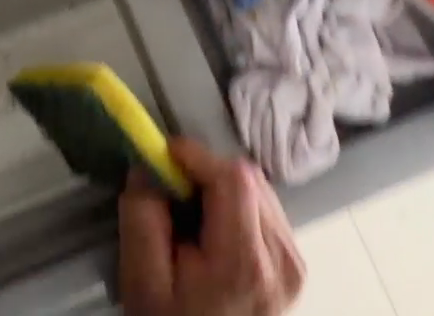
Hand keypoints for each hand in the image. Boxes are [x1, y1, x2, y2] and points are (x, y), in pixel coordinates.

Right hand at [119, 139, 305, 315]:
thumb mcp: (141, 277)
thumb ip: (141, 216)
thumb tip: (147, 168)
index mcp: (245, 262)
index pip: (234, 179)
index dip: (194, 155)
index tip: (159, 158)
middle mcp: (282, 258)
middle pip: (248, 178)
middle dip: (203, 171)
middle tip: (168, 189)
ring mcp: (293, 262)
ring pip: (257, 188)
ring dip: (217, 185)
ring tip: (187, 210)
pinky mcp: (292, 264)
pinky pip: (263, 207)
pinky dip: (231, 202)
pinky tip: (209, 226)